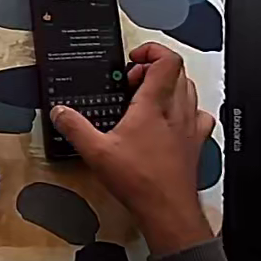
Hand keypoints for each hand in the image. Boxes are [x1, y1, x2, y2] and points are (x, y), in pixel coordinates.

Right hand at [51, 42, 215, 255]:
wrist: (168, 210)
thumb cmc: (140, 181)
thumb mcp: (96, 152)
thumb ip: (75, 128)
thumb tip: (60, 112)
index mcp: (155, 105)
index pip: (167, 60)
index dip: (152, 50)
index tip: (134, 58)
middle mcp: (177, 111)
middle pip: (178, 71)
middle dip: (154, 68)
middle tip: (133, 81)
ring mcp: (189, 126)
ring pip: (189, 89)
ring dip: (170, 85)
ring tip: (148, 97)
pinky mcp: (195, 143)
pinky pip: (199, 114)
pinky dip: (187, 109)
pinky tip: (173, 119)